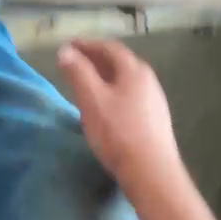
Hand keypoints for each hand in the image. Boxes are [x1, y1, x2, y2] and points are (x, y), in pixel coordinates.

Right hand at [57, 39, 184, 194]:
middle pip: (120, 62)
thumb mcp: (91, 99)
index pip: (109, 47)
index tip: (68, 46)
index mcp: (135, 71)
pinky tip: (105, 106)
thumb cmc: (118, 132)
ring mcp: (155, 102)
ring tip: (86, 83)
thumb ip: (78, 71)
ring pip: (126, 81)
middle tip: (74, 62)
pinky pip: (131, 96)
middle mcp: (149, 81)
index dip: (87, 44)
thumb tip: (65, 50)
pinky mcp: (155, 121)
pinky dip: (113, 92)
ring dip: (104, 76)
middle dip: (95, 59)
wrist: (152, 175)